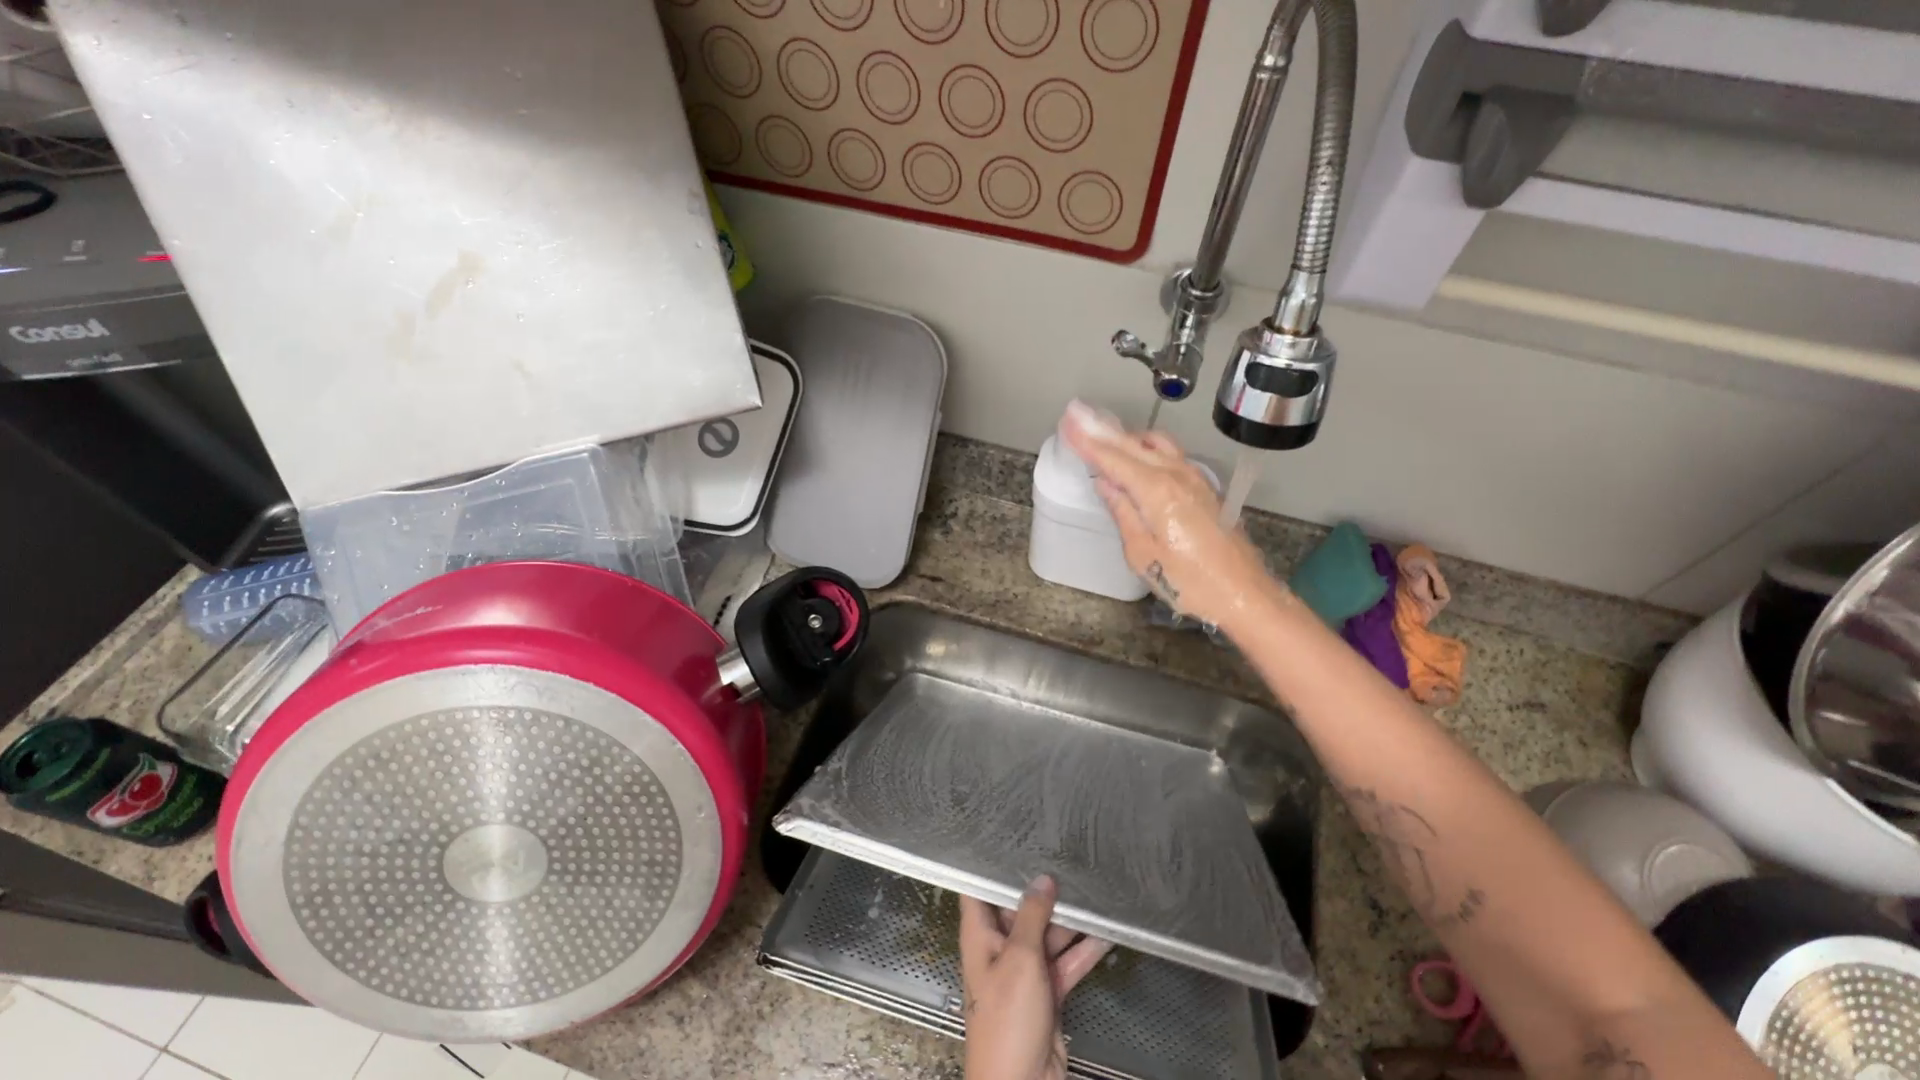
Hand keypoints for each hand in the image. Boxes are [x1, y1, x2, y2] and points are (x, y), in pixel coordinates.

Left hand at [959, 876, 1113, 1079]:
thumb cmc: (1007, 1021)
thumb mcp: (1019, 958)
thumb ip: (1031, 915)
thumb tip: (1041, 879)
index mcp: (979, 936)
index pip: (979, 891)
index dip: (992, 867)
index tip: (1014, 840)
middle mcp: (999, 949)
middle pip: (1020, 910)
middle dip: (1044, 891)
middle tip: (1071, 862)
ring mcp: (1024, 972)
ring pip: (1047, 935)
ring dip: (1069, 921)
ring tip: (1094, 893)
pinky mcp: (1047, 993)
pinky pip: (1065, 963)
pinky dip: (1083, 952)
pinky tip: (1105, 934)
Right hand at [1058, 400, 1286, 631]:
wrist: (1243, 594)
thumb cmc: (1191, 583)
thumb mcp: (1143, 554)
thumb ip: (1123, 513)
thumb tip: (1106, 485)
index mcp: (1156, 492)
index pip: (1113, 458)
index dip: (1088, 440)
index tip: (1068, 422)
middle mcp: (1177, 476)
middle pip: (1133, 445)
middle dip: (1102, 431)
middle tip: (1078, 416)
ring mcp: (1195, 480)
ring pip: (1155, 445)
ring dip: (1127, 437)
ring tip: (1104, 433)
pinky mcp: (1205, 489)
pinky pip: (1171, 456)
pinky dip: (1148, 449)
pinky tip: (1139, 454)